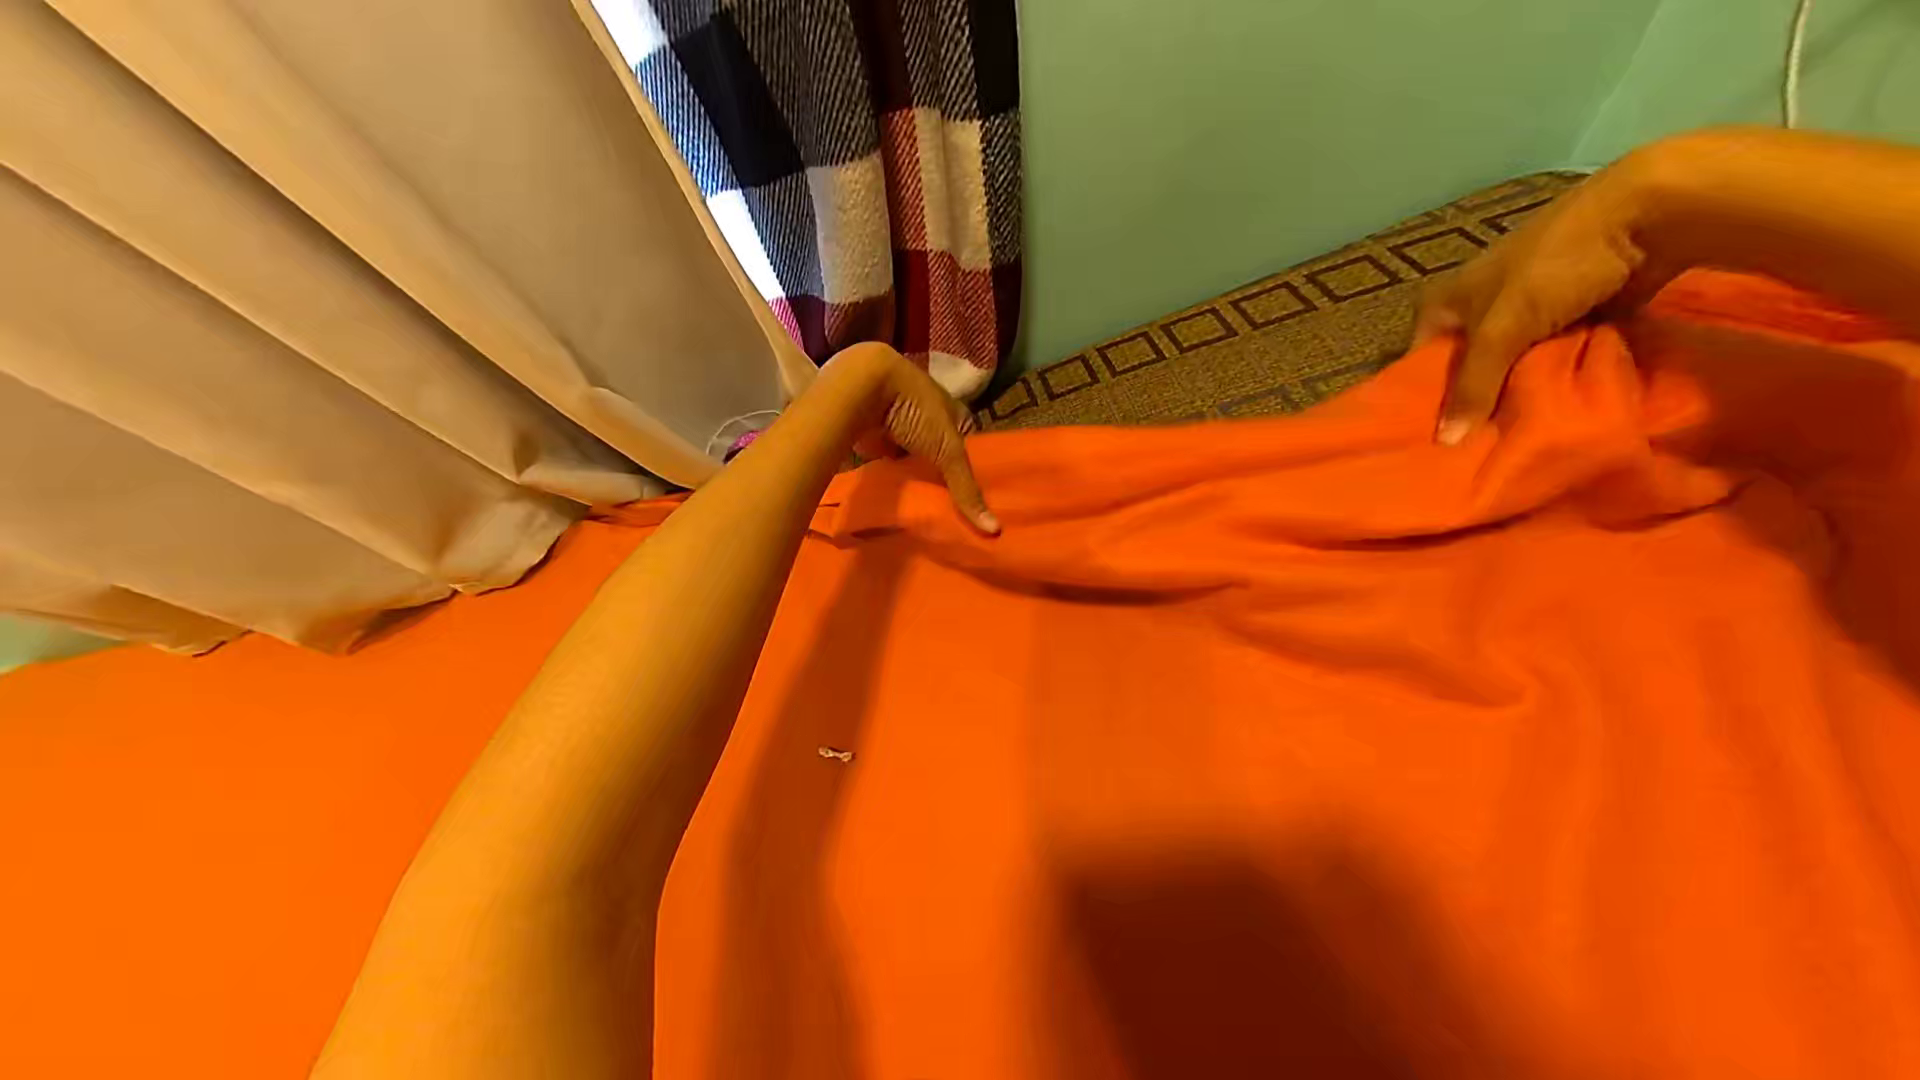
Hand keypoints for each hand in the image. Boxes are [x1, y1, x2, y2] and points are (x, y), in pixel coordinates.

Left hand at [822, 342, 999, 533]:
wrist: (862, 388)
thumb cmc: (916, 409)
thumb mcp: (948, 449)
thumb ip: (966, 488)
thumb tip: (994, 529)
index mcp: (954, 414)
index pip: (972, 447)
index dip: (978, 471)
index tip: (985, 502)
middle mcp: (930, 421)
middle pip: (943, 457)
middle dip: (948, 480)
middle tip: (961, 517)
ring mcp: (903, 430)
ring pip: (917, 463)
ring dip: (921, 481)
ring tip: (934, 515)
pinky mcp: (878, 441)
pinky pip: (892, 467)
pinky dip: (897, 481)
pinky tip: (905, 503)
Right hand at [1416, 154, 1677, 442]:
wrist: (1652, 212)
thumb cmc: (1552, 266)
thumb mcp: (1502, 331)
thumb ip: (1473, 387)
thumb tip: (1445, 443)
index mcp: (1441, 305)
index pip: (1420, 366)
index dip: (1426, 402)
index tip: (1435, 439)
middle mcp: (1473, 307)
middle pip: (1464, 369)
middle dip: (1474, 401)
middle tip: (1476, 444)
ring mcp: (1520, 309)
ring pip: (1507, 365)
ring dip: (1515, 392)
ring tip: (1513, 431)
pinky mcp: (1563, 313)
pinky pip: (1546, 356)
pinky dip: (1550, 377)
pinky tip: (1551, 403)